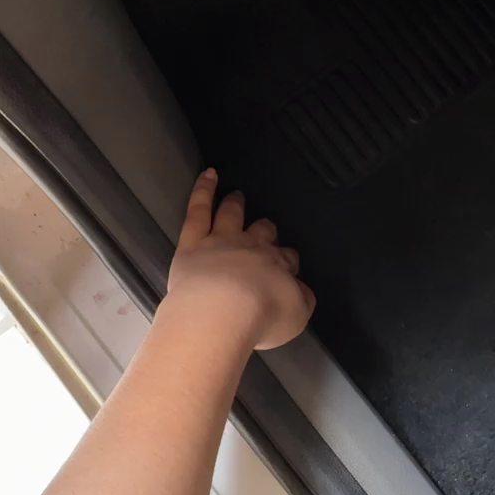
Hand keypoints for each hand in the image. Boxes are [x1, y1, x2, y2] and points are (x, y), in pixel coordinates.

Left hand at [165, 168, 313, 349]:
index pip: (288, 258)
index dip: (288, 262)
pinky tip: (209, 175)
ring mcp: (221, 241)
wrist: (222, 314)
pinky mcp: (192, 242)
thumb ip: (301, 300)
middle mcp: (252, 248)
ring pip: (231, 215)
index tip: (287, 268)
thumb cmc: (262, 319)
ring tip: (237, 196)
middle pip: (262, 232)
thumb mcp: (297, 316)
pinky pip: (198, 209)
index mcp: (279, 266)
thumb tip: (301, 291)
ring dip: (235, 204)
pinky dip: (204, 189)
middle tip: (265, 230)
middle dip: (265, 230)